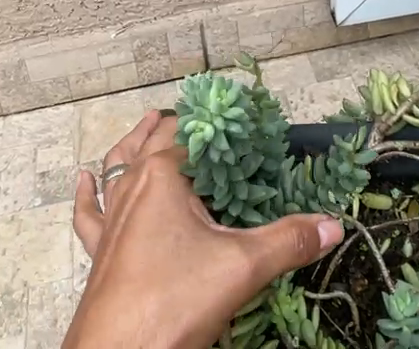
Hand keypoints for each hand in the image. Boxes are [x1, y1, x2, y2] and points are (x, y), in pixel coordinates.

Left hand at [63, 110, 344, 348]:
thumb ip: (289, 241)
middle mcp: (133, 187)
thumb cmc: (175, 300)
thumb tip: (334, 224)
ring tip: (148, 123)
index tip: (239, 119)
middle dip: (177, 126)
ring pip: (118, 167)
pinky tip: (84, 179)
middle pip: (153, 142)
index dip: (214, 124)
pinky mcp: (100, 250)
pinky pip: (89, 212)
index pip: (190, 133)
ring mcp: (112, 218)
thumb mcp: (242, 267)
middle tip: (204, 119)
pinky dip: (87, 193)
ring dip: (134, 144)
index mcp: (163, 176)